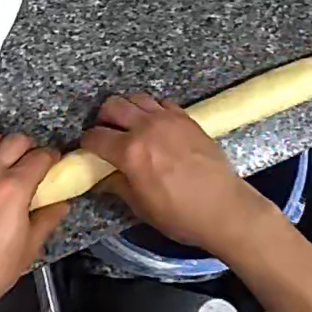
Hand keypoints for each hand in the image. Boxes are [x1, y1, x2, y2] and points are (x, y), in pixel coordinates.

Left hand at [0, 134, 69, 311]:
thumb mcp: (29, 247)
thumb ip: (47, 219)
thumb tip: (61, 204)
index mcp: (14, 188)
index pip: (40, 156)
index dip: (53, 158)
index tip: (57, 165)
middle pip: (16, 139)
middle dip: (32, 147)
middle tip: (38, 164)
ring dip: (8, 146)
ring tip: (14, 165)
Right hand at [80, 92, 278, 256]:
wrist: (224, 207)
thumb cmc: (181, 214)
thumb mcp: (142, 206)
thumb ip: (118, 186)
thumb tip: (102, 179)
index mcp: (130, 152)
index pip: (96, 136)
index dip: (88, 143)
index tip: (89, 150)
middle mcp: (146, 128)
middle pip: (113, 106)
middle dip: (104, 118)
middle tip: (107, 133)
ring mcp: (168, 119)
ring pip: (137, 98)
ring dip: (128, 109)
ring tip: (130, 125)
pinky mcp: (187, 118)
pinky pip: (161, 103)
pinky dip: (152, 110)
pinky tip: (156, 125)